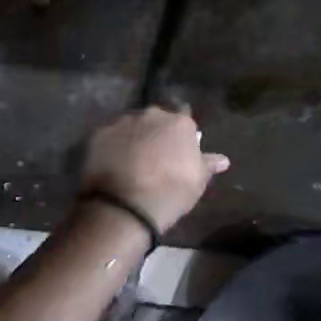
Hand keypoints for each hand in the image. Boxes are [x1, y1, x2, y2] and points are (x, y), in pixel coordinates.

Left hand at [81, 107, 230, 231]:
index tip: (177, 146)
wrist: (126, 205)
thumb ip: (208, 164)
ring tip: (129, 160)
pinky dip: (110, 147)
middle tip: (153, 154)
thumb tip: (222, 159)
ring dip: (131, 137)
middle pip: (153, 119)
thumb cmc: (171, 192)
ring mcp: (121, 123)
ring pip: (129, 126)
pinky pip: (107, 138)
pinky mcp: (97, 135)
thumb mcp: (197, 180)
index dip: (179, 133)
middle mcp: (149, 115)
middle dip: (154, 131)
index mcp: (179, 122)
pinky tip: (110, 164)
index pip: (183, 117)